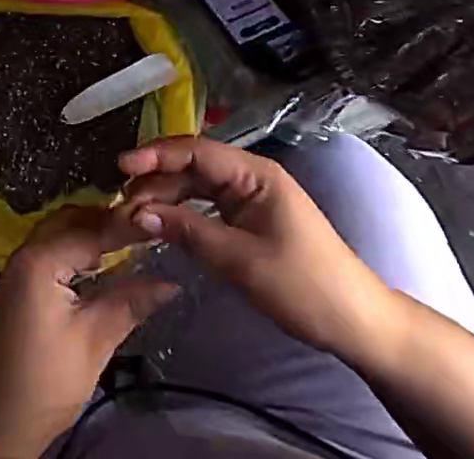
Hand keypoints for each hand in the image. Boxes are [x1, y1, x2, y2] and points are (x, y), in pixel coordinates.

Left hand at [0, 207, 178, 458]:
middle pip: (72, 219)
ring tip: (130, 236)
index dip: (127, 226)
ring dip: (93, 228)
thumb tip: (171, 283)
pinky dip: (79, 243)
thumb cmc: (47, 382)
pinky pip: (54, 245)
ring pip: (61, 229)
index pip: (91, 231)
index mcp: (40, 261)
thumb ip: (130, 302)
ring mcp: (20, 266)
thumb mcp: (95, 340)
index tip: (159, 222)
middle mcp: (26, 253)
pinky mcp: (22, 281)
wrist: (0, 422)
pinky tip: (102, 256)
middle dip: (109, 219)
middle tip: (145, 225)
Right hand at [120, 136, 398, 364]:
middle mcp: (250, 176)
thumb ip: (188, 231)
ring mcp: (250, 196)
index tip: (121, 166)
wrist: (355, 321)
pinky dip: (182, 212)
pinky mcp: (248, 217)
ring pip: (197, 185)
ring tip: (130, 212)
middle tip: (119, 200)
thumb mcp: (241, 260)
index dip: (156, 155)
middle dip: (155, 178)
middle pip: (193, 165)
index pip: (197, 151)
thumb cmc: (304, 285)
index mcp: (255, 173)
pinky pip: (207, 205)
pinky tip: (159, 221)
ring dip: (165, 195)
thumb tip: (138, 214)